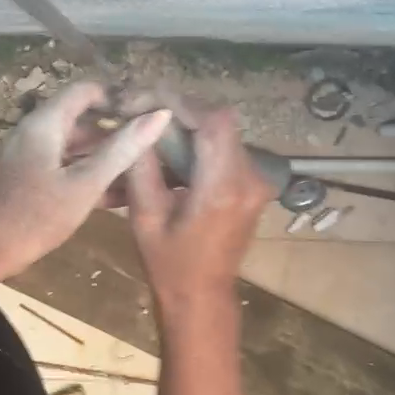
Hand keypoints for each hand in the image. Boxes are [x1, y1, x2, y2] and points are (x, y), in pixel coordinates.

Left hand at [0, 82, 170, 274]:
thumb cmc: (35, 217)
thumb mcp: (85, 184)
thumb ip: (122, 149)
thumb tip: (160, 114)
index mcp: (43, 124)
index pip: (86, 90)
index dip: (119, 97)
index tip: (150, 114)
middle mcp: (33, 133)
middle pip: (81, 120)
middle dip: (117, 132)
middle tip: (156, 146)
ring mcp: (28, 157)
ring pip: (74, 148)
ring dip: (106, 158)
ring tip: (146, 172)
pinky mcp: (27, 179)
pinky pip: (64, 168)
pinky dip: (88, 176)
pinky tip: (119, 195)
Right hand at [125, 101, 269, 307]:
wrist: (201, 296)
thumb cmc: (168, 263)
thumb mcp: (144, 216)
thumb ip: (143, 168)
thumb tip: (139, 124)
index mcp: (223, 188)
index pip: (214, 122)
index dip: (180, 102)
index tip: (145, 99)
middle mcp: (249, 178)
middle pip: (220, 122)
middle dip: (179, 110)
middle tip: (141, 109)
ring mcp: (255, 181)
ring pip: (222, 132)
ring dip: (186, 124)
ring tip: (149, 126)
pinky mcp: (250, 185)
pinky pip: (224, 149)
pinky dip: (195, 142)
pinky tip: (167, 149)